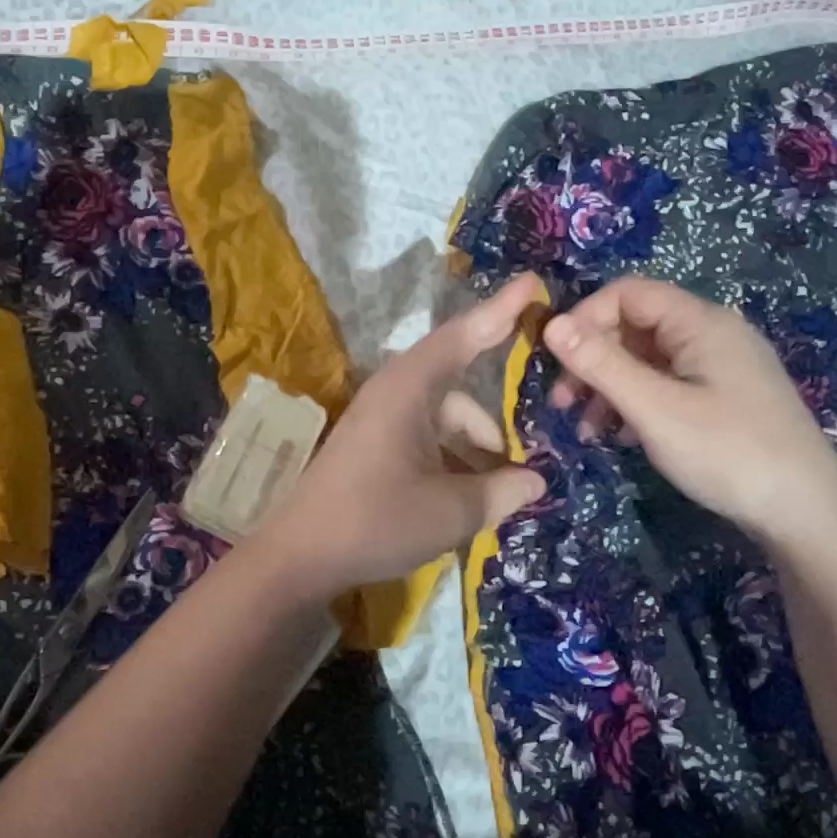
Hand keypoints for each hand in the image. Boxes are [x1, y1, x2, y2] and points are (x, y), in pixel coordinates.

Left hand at [261, 274, 548, 596]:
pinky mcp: (371, 444)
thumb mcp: (451, 512)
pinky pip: (423, 436)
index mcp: (410, 388)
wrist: (299, 555)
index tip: (533, 282)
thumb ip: (501, 491)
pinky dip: (449, 458)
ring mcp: (379, 418)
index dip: (501, 310)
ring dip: (472, 448)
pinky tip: (465, 495)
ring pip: (443, 419)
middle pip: (459, 390)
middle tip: (525, 464)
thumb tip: (537, 481)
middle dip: (493, 426)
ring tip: (497, 493)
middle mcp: (393, 392)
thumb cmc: (376, 522)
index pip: (465, 336)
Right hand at [542, 276, 836, 541]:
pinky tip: (619, 437)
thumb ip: (601, 364)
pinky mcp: (723, 397)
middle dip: (592, 359)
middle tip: (561, 403)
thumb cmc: (727, 452)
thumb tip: (551, 325)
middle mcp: (712, 333)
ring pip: (646, 359)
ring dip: (608, 386)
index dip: (585, 318)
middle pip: (634, 325)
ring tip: (585, 429)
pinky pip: (665, 384)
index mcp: (701, 322)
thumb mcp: (655, 408)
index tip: (555, 362)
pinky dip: (634, 403)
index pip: (628, 293)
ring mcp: (720, 366)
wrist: (805, 512)